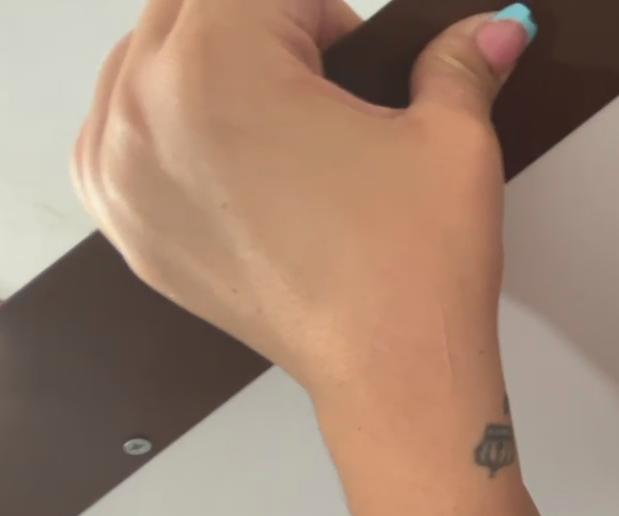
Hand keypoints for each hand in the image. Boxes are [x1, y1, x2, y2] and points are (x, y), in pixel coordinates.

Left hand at [72, 0, 535, 422]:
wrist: (398, 376)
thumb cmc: (419, 274)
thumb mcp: (457, 148)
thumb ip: (462, 66)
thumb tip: (497, 27)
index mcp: (218, 67)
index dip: (331, 20)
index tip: (363, 72)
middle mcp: (141, 109)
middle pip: (193, 14)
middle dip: (269, 44)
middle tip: (336, 117)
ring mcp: (122, 174)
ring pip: (152, 71)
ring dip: (219, 87)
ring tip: (296, 158)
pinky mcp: (131, 227)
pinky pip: (130, 140)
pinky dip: (183, 141)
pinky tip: (253, 186)